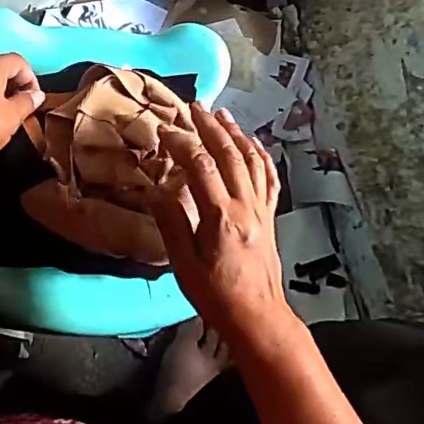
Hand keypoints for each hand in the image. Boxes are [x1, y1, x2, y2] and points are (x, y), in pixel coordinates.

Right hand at [148, 105, 295, 344]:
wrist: (257, 317)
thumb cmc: (216, 294)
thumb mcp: (183, 263)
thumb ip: (171, 223)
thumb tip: (155, 190)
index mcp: (221, 218)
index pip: (200, 166)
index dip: (181, 144)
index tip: (164, 132)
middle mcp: (246, 207)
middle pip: (230, 155)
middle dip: (210, 127)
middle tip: (195, 107)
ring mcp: (261, 210)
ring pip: (252, 161)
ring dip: (236, 134)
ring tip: (222, 115)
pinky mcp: (269, 216)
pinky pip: (268, 178)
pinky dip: (260, 155)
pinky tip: (252, 144)